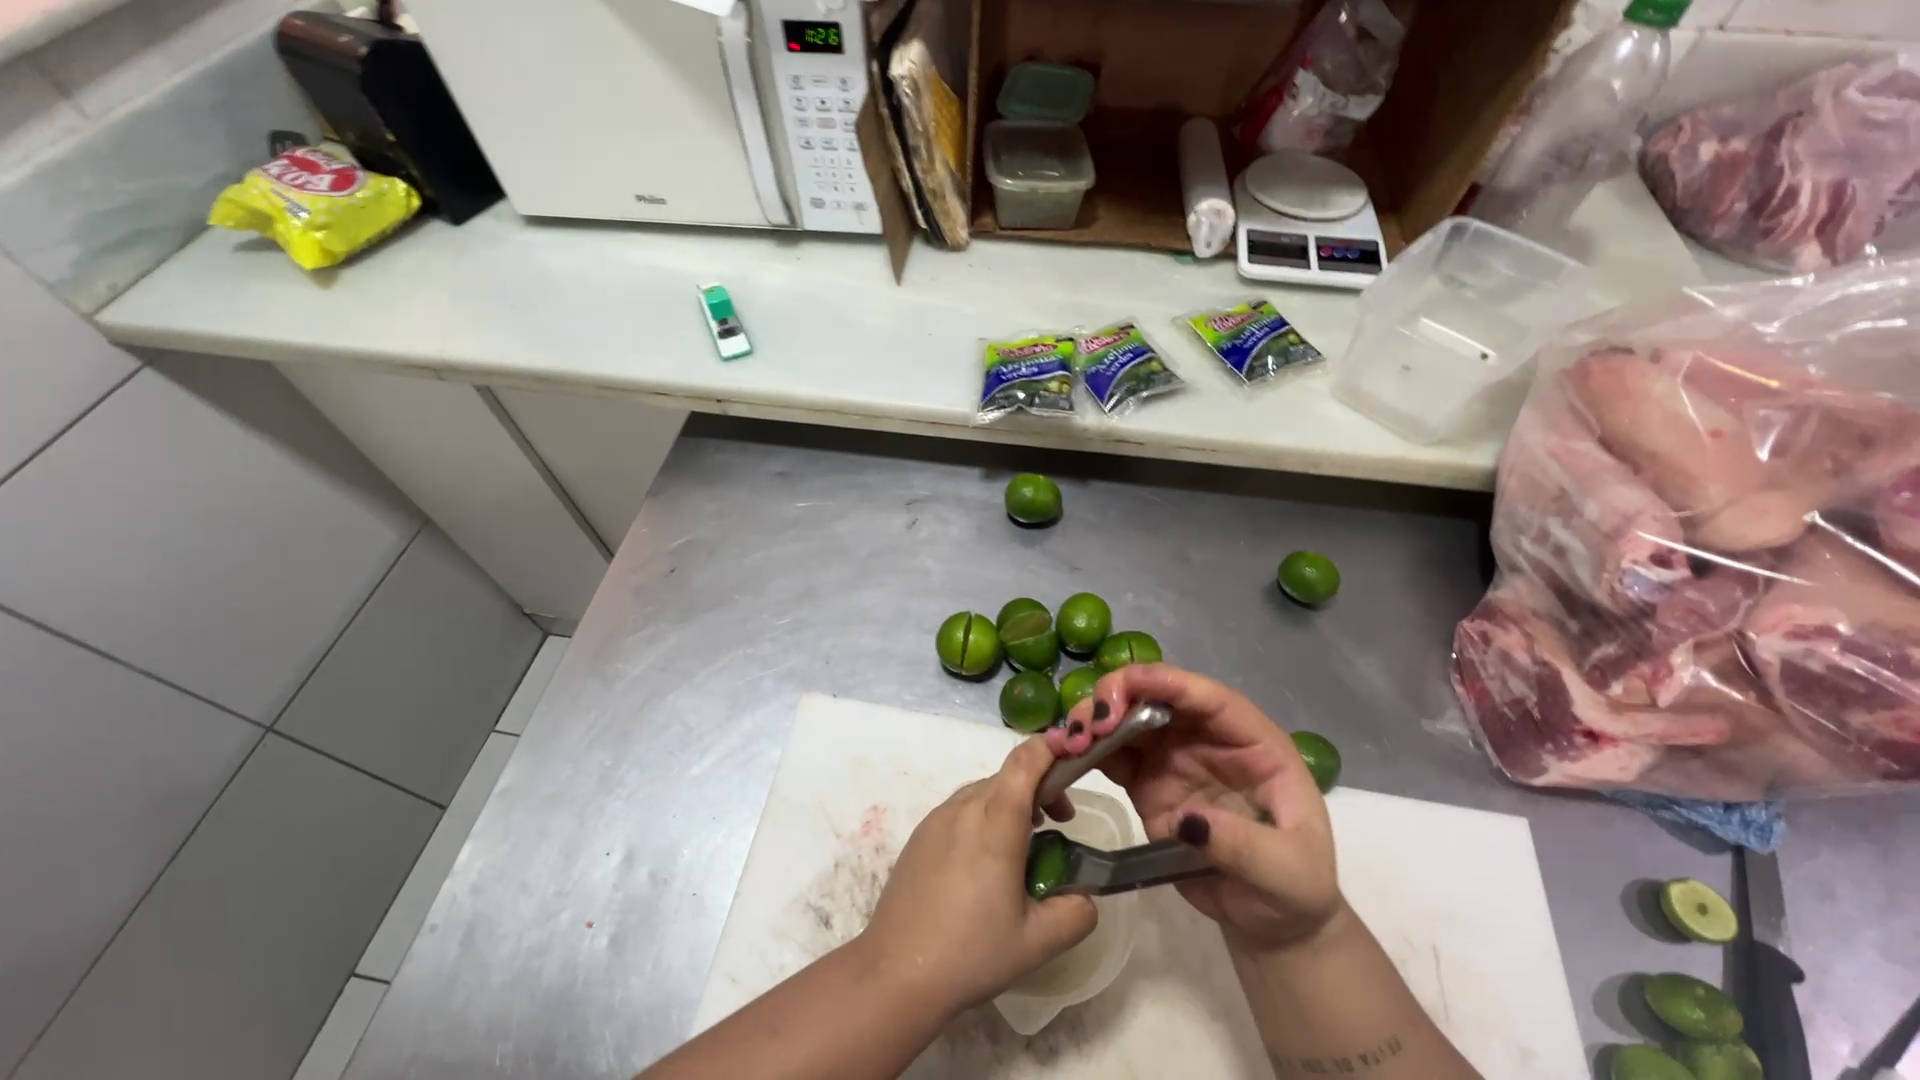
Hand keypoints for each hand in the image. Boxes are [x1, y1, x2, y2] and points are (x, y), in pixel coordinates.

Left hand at [858, 738, 1097, 1015]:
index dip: (1052, 748)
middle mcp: (963, 810)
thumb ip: (1076, 913)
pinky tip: (989, 861)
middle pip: (1007, 776)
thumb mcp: (1038, 943)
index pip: (1025, 761)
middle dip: (1040, 786)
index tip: (1075, 758)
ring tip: (1028, 844)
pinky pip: (961, 810)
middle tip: (1062, 822)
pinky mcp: (920, 837)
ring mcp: (936, 821)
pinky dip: (985, 817)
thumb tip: (1085, 896)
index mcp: (994, 824)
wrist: (895, 973)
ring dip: (1012, 803)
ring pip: (983, 791)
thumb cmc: (969, 953)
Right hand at [1045, 664, 1339, 951]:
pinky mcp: (1148, 786)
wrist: (1272, 920)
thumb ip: (1243, 845)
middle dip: (1119, 697)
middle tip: (1089, 724)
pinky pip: (1114, 757)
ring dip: (1095, 720)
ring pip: (1129, 721)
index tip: (1125, 686)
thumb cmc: (1295, 888)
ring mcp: (1175, 760)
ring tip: (1069, 741)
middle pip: (1159, 698)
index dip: (1167, 683)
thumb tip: (1187, 819)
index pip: (1209, 698)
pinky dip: (1088, 751)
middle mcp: (1209, 740)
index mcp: (1253, 742)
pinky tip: (1065, 757)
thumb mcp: (1286, 870)